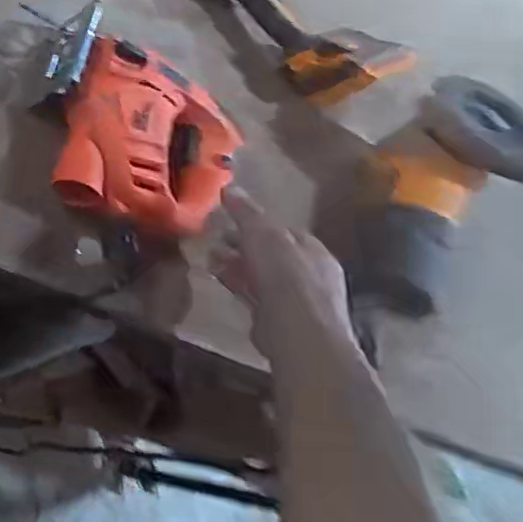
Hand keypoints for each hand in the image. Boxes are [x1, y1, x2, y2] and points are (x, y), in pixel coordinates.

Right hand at [213, 188, 355, 357]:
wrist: (299, 334)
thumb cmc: (286, 277)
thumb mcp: (263, 235)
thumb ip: (246, 212)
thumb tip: (229, 187)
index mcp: (313, 250)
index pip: (282, 229)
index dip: (255, 222)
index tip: (227, 218)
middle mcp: (310, 274)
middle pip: (270, 252)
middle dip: (241, 245)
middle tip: (213, 238)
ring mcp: (297, 300)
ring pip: (260, 274)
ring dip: (235, 265)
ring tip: (209, 258)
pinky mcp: (279, 319)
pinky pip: (253, 294)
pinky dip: (236, 284)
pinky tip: (219, 280)